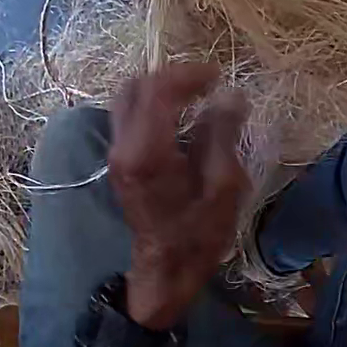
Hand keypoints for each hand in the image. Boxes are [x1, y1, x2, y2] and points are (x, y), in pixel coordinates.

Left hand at [107, 63, 248, 330]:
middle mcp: (122, 148)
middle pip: (134, 88)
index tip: (216, 76)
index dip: (187, 75)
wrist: (165, 270)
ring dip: (157, 89)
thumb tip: (230, 96)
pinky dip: (150, 105)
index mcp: (147, 153)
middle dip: (169, 77)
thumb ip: (222, 135)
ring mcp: (116, 154)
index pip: (157, 91)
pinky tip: (179, 115)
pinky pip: (127, 117)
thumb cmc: (198, 235)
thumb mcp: (224, 186)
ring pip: (126, 100)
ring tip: (193, 95)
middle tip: (204, 83)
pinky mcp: (118, 161)